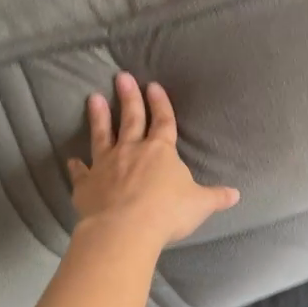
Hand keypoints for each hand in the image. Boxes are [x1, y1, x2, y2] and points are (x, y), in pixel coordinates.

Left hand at [67, 72, 239, 248]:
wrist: (124, 229)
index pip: (163, 120)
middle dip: (128, 97)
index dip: (160, 103)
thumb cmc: (167, 212)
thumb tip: (235, 194)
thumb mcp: (200, 204)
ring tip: (93, 98)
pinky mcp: (86, 183)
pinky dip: (76, 166)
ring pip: (102, 135)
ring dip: (98, 117)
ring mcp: (105, 165)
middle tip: (121, 77)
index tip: (153, 85)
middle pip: (131, 119)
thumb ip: (216, 196)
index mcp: (161, 151)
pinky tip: (71, 160)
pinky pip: (80, 171)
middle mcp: (132, 151)